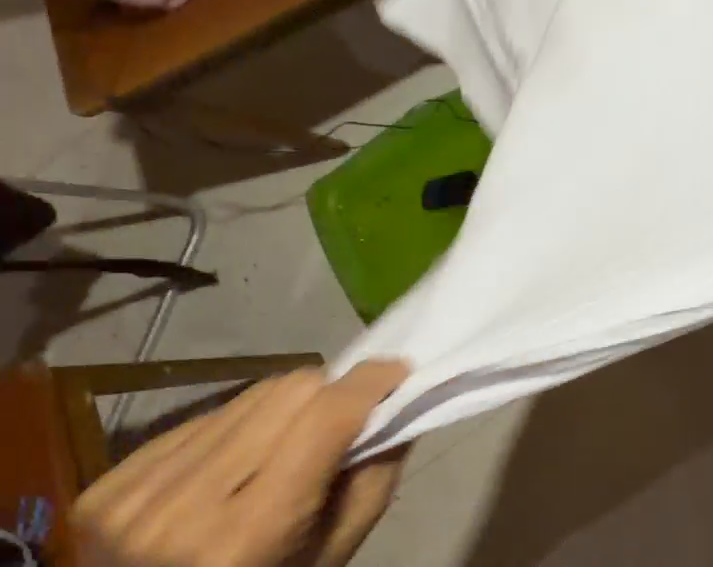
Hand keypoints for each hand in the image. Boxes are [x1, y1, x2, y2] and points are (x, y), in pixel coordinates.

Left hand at [73, 361, 410, 566]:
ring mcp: (134, 497)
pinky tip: (234, 461)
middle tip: (345, 413)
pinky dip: (236, 427)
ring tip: (287, 439)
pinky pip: (203, 418)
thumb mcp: (336, 547)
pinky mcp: (106, 486)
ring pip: (250, 394)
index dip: (373, 380)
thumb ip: (376, 472)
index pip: (327, 415)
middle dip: (331, 392)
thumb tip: (401, 398)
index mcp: (249, 533)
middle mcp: (183, 508)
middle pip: (291, 390)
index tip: (399, 370)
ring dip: (285, 406)